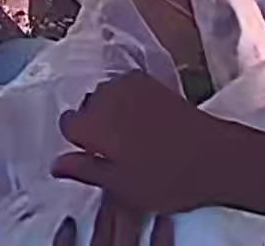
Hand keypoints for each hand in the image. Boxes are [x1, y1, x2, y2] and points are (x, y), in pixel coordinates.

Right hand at [52, 73, 237, 215]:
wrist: (209, 153)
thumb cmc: (165, 177)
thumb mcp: (122, 186)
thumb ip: (84, 170)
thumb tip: (55, 164)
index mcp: (95, 123)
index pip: (67, 122)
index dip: (78, 140)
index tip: (94, 154)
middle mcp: (106, 96)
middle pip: (86, 106)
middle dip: (94, 124)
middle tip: (116, 150)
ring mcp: (127, 83)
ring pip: (104, 94)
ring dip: (110, 110)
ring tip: (133, 135)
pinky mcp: (146, 78)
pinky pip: (123, 86)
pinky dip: (126, 98)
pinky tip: (145, 119)